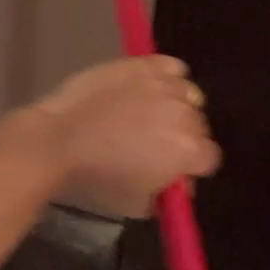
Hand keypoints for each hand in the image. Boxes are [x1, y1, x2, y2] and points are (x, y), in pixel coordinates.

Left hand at [32, 56, 220, 216]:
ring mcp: (166, 85)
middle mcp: (186, 114)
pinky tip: (149, 87)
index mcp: (189, 150)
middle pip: (199, 125)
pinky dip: (167, 77)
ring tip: (148, 113)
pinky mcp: (145, 64)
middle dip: (183, 137)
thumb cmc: (98, 177)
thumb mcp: (138, 204)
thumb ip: (166, 195)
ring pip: (188, 94)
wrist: (59, 139)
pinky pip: (172, 68)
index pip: (209, 158)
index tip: (172, 170)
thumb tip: (175, 185)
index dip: (191, 166)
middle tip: (154, 144)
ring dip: (176, 106)